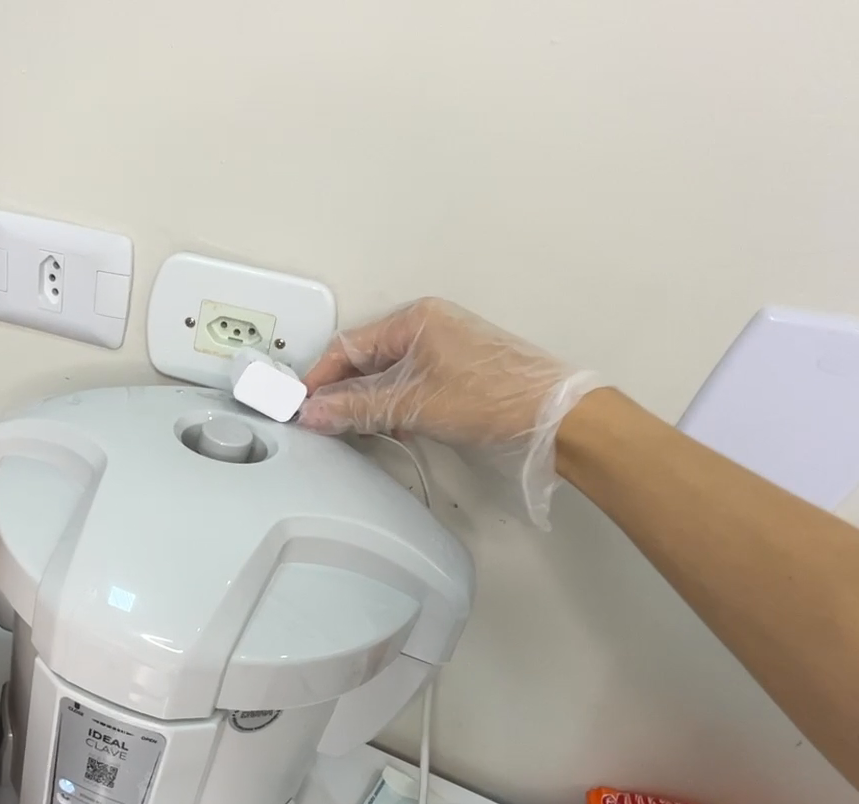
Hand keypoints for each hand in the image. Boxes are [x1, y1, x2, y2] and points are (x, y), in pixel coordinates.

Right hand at [296, 297, 601, 526]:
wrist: (556, 420)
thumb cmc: (497, 398)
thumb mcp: (412, 404)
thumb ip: (356, 408)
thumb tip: (314, 412)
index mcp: (415, 320)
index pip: (347, 346)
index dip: (320, 378)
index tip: (303, 405)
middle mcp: (426, 329)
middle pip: (363, 361)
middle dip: (343, 393)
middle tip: (324, 421)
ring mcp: (440, 351)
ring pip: (383, 377)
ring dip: (367, 403)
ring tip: (359, 428)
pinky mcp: (451, 374)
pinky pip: (404, 386)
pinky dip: (391, 407)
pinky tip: (392, 426)